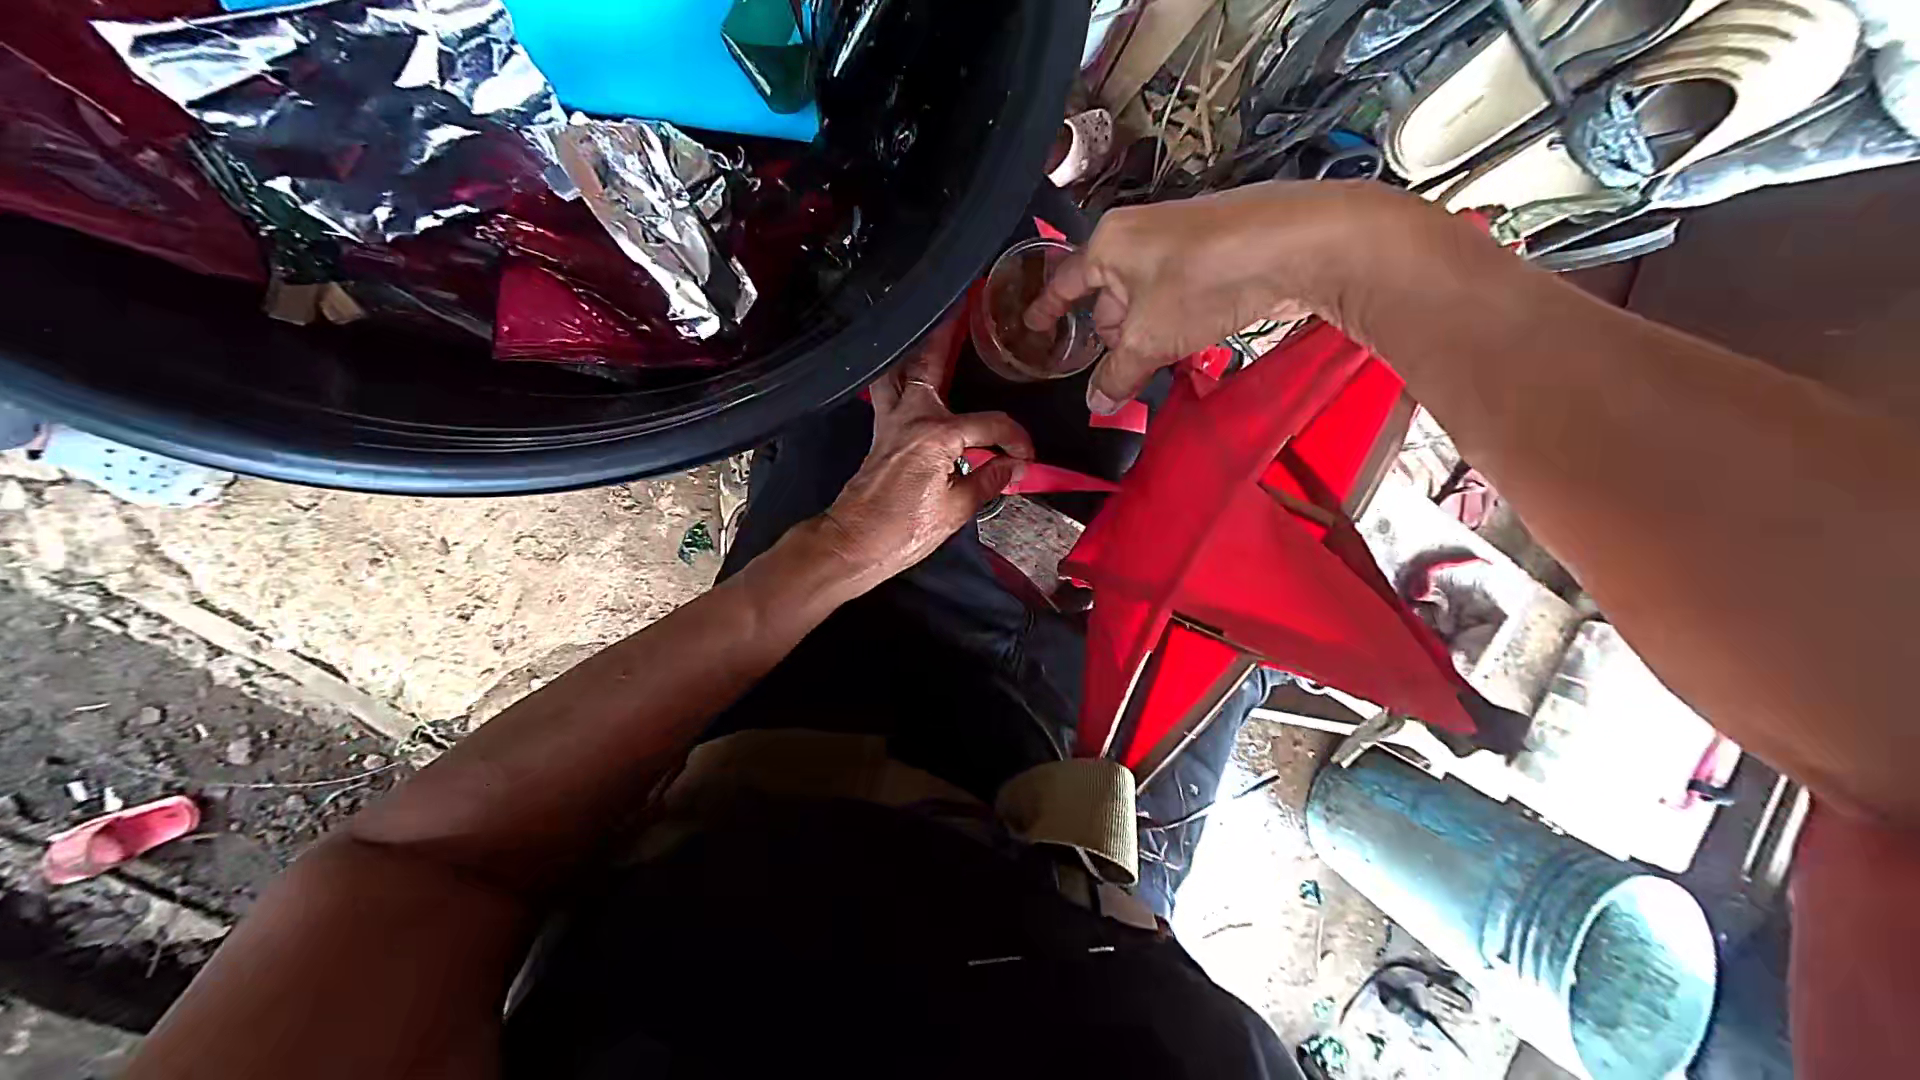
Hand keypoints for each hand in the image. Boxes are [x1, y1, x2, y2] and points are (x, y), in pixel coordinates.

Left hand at [815, 315, 1033, 590]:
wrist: (854, 543)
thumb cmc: (903, 531)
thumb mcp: (956, 509)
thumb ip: (989, 480)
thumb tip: (1014, 467)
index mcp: (936, 436)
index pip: (989, 426)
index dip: (1015, 439)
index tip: (1026, 457)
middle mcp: (911, 418)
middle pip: (929, 364)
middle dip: (947, 334)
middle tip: (963, 306)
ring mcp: (891, 422)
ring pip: (901, 371)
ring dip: (917, 349)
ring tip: (933, 329)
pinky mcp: (881, 434)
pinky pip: (890, 391)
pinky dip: (902, 374)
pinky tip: (913, 374)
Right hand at [1023, 181, 1461, 412]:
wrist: (1299, 243)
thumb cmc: (1204, 281)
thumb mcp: (1149, 339)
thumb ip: (1117, 374)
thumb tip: (1097, 406)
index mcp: (1107, 244)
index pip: (1063, 283)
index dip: (1046, 310)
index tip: (1031, 326)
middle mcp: (1136, 234)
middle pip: (1106, 295)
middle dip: (1110, 334)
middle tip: (1117, 368)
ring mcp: (1177, 238)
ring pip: (1143, 296)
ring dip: (1146, 331)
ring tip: (1157, 358)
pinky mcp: (1213, 248)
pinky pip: (1175, 291)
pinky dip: (1174, 318)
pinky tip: (1188, 337)